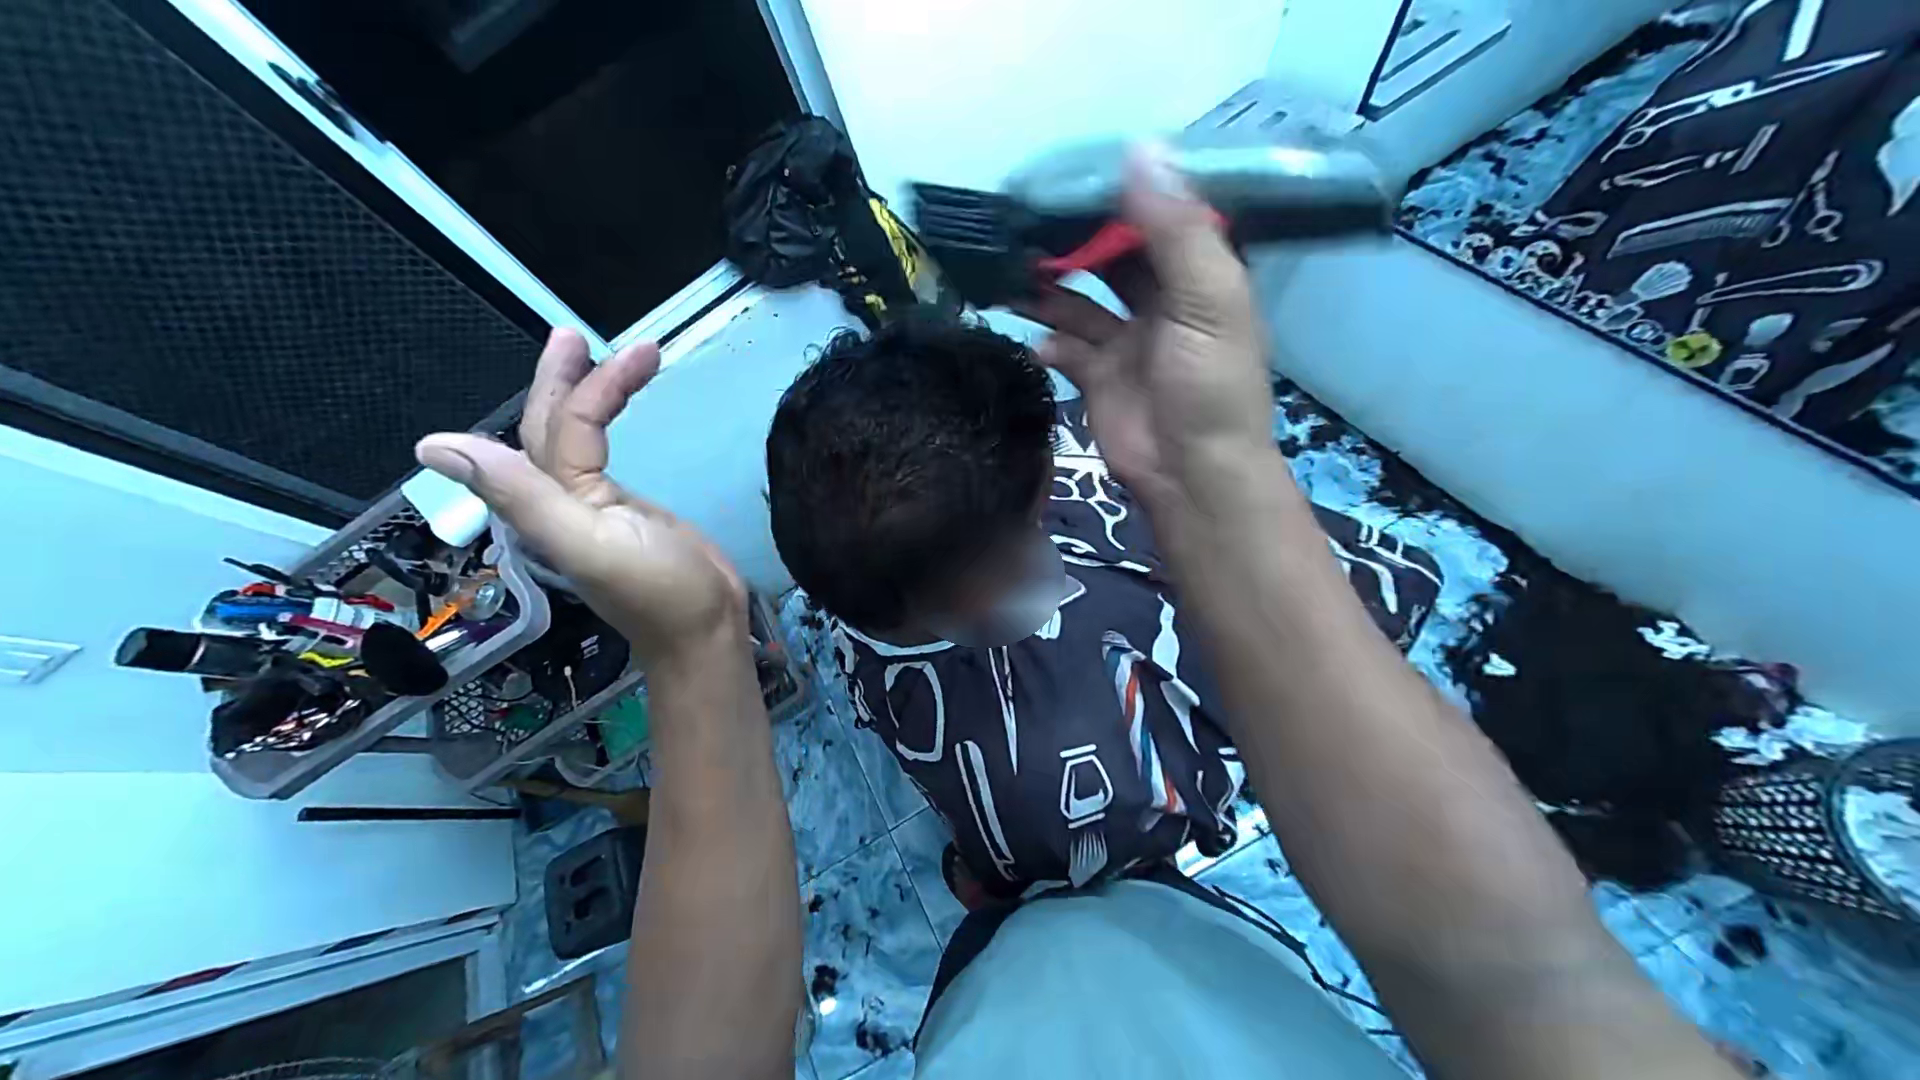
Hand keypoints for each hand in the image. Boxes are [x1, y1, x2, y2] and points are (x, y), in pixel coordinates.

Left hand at [415, 329, 746, 667]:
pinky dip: (607, 425)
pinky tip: (611, 417)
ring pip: (577, 437)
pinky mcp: (625, 514)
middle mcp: (561, 500)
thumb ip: (522, 496)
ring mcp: (593, 507)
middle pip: (554, 425)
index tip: (644, 352)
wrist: (705, 631)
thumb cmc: (660, 592)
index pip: (562, 426)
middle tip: (578, 334)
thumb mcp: (589, 544)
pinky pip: (600, 457)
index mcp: (550, 502)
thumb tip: (434, 445)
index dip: (593, 384)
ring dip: (587, 395)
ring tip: (603, 361)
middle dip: (568, 376)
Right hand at [1014, 146, 1275, 510]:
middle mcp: (1160, 302)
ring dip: (1047, 289)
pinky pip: (1065, 349)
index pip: (1154, 218)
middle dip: (1070, 242)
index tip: (1066, 174)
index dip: (1114, 195)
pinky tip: (1034, 343)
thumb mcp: (1206, 299)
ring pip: (1078, 302)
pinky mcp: (1097, 377)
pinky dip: (1047, 343)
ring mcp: (1126, 342)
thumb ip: (1174, 230)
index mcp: (1196, 275)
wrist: (1190, 473)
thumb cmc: (1209, 385)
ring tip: (1008, 274)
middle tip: (1022, 221)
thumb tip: (1139, 148)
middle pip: (1108, 258)